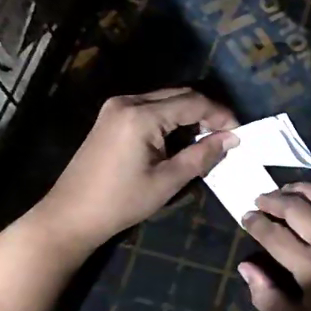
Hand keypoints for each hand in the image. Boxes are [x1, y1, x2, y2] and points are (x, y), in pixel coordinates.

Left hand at [33, 88, 239, 253]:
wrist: (71, 215)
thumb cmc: (121, 202)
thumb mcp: (167, 181)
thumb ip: (201, 155)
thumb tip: (231, 139)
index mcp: (141, 115)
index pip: (192, 102)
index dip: (220, 114)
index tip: (239, 133)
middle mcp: (128, 101)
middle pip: (179, 95)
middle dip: (206, 112)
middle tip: (227, 136)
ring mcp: (116, 107)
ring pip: (165, 100)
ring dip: (189, 115)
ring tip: (207, 139)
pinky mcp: (110, 117)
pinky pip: (149, 108)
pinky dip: (170, 119)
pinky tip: (181, 139)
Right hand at [238, 173, 310, 310]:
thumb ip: (266, 296)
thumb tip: (245, 267)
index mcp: (310, 266)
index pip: (272, 234)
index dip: (254, 222)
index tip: (246, 217)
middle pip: (295, 208)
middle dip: (272, 201)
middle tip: (261, 201)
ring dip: (302, 188)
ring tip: (288, 191)